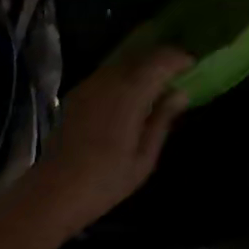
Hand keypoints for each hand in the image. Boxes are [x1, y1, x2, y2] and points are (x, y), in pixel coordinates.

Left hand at [15, 47, 193, 238]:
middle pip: (139, 56)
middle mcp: (106, 81)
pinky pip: (105, 76)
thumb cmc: (105, 181)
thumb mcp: (144, 158)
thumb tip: (180, 93)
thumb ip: (163, 120)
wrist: (54, 191)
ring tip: (156, 87)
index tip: (194, 66)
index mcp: (129, 94)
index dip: (179, 59)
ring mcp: (87, 86)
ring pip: (120, 63)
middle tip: (178, 75)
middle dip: (161, 60)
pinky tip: (129, 98)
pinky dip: (122, 78)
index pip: (159, 61)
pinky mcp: (74, 95)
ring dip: (140, 68)